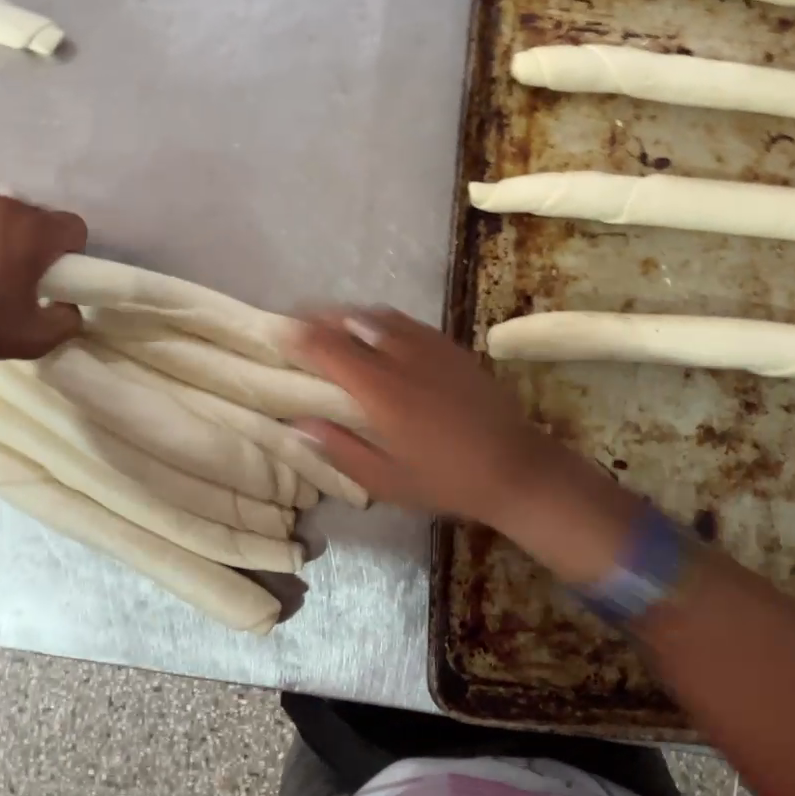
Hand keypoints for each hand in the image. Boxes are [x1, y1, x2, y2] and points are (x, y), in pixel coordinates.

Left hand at [0, 188, 86, 363]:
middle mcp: (2, 205)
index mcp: (33, 232)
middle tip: (15, 274)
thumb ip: (67, 321)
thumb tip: (68, 307)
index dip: (71, 252)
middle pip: (36, 216)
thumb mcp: (34, 339)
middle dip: (33, 241)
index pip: (73, 227)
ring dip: (0, 232)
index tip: (54, 274)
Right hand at [287, 307, 601, 527]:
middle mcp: (401, 358)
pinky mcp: (452, 348)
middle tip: (301, 321)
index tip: (280, 333)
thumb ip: (339, 449)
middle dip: (320, 316)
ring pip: (380, 316)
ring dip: (351, 314)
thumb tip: (299, 424)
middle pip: (351, 321)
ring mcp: (430, 348)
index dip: (300, 337)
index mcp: (379, 390)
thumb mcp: (385, 480)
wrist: (514, 466)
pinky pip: (408, 323)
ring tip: (335, 323)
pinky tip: (381, 333)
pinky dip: (383, 320)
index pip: (328, 349)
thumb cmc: (445, 481)